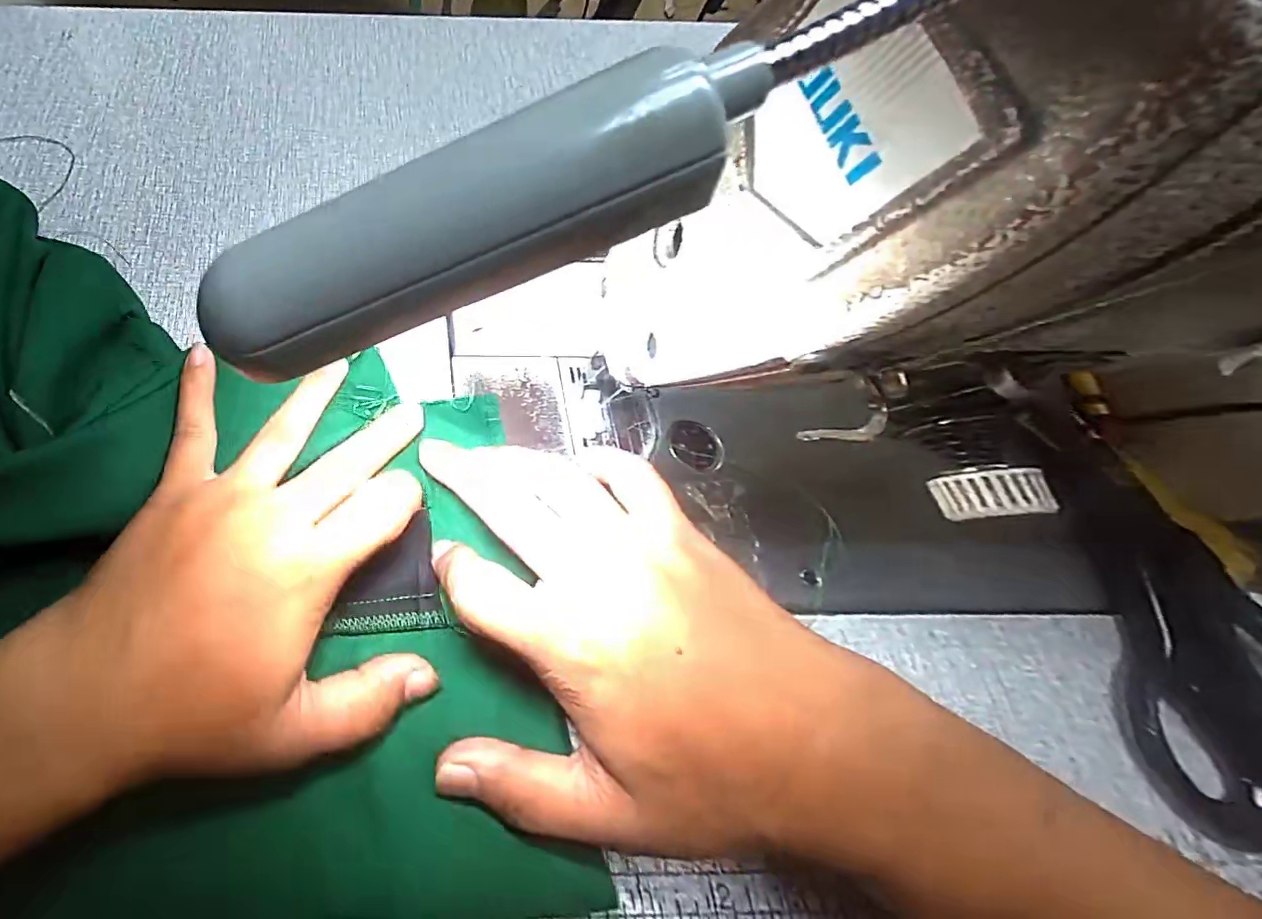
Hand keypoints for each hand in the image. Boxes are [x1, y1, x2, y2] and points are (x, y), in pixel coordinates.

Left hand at [0, 346, 435, 798]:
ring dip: (315, 395)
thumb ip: (368, 702)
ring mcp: (221, 495)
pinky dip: (197, 390)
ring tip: (341, 364)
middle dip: (383, 437)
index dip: (405, 498)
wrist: (91, 696)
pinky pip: (191, 431)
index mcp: (310, 568)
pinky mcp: (176, 490)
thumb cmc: (199, 716)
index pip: (380, 511)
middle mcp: (274, 516)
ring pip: (282, 433)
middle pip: (345, 464)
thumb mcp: (295, 731)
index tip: (414, 493)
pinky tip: (201, 354)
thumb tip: (429, 676)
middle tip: (410, 411)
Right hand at [419, 440, 901, 858]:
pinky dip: (599, 462)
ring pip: (560, 481)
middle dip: (464, 476)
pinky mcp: (681, 533)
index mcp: (568, 641)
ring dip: (515, 460)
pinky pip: (632, 477)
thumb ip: (520, 788)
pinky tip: (580, 464)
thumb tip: (443, 770)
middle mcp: (595, 576)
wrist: (826, 746)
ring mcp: (641, 544)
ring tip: (484, 452)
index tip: (440, 560)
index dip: (449, 569)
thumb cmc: (714, 780)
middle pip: (510, 506)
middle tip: (434, 453)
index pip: (478, 587)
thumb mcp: (611, 809)